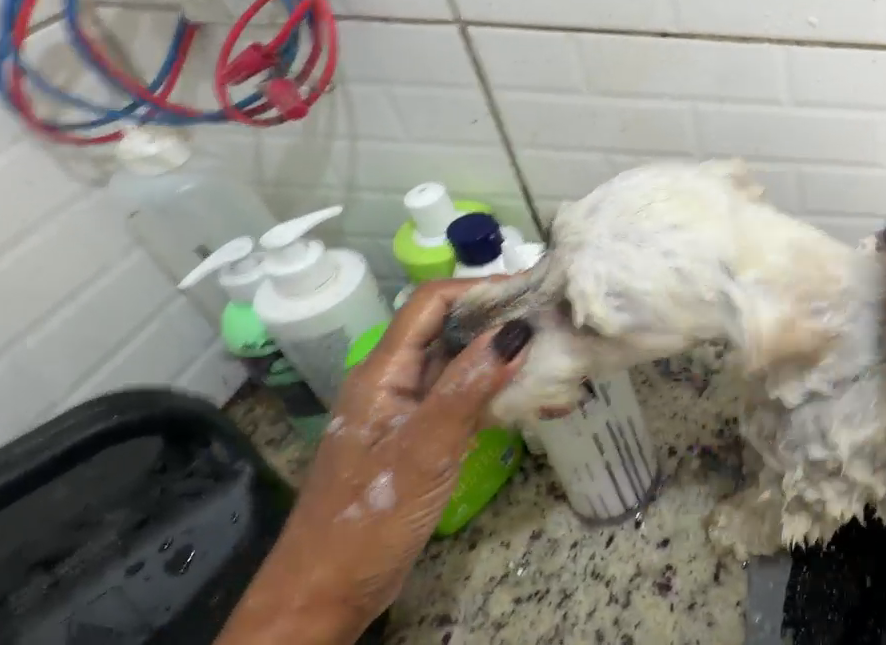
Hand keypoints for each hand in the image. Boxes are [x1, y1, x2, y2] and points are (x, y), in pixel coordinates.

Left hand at [219, 280, 531, 644]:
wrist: (325, 596)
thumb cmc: (367, 520)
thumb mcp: (425, 449)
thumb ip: (469, 386)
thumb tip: (518, 329)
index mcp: (383, 373)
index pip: (432, 303)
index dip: (481, 289)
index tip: (534, 292)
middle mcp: (395, 382)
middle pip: (452, 329)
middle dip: (503, 320)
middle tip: (557, 320)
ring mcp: (410, 411)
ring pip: (464, 365)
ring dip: (508, 358)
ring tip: (559, 355)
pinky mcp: (424, 439)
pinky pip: (468, 400)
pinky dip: (503, 394)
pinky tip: (541, 400)